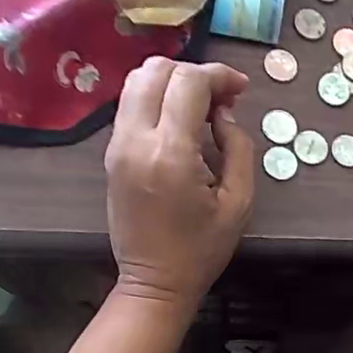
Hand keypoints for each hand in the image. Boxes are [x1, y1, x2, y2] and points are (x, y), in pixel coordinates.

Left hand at [105, 57, 254, 306]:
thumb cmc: (202, 249)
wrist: (154, 282)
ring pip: (136, 81)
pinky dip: (156, 99)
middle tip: (221, 98)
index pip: (189, 83)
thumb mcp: (238, 203)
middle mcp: (136, 140)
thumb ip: (238, 148)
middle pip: (157, 70)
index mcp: (170, 153)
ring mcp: (117, 145)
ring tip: (200, 107)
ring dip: (172, 82)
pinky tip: (180, 122)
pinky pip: (130, 105)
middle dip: (194, 73)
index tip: (241, 90)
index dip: (220, 76)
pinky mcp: (111, 154)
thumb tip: (223, 114)